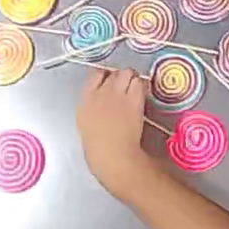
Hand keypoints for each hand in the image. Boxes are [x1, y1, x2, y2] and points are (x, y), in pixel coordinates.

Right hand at [77, 67, 158, 200]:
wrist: (113, 155)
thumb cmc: (99, 150)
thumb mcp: (87, 126)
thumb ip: (93, 110)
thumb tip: (101, 106)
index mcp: (85, 101)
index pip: (95, 75)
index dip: (105, 77)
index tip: (110, 83)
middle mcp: (100, 93)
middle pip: (112, 72)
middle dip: (120, 77)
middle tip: (126, 88)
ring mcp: (117, 94)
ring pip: (127, 73)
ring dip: (132, 78)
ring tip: (135, 89)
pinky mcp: (134, 99)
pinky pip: (139, 83)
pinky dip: (142, 86)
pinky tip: (142, 95)